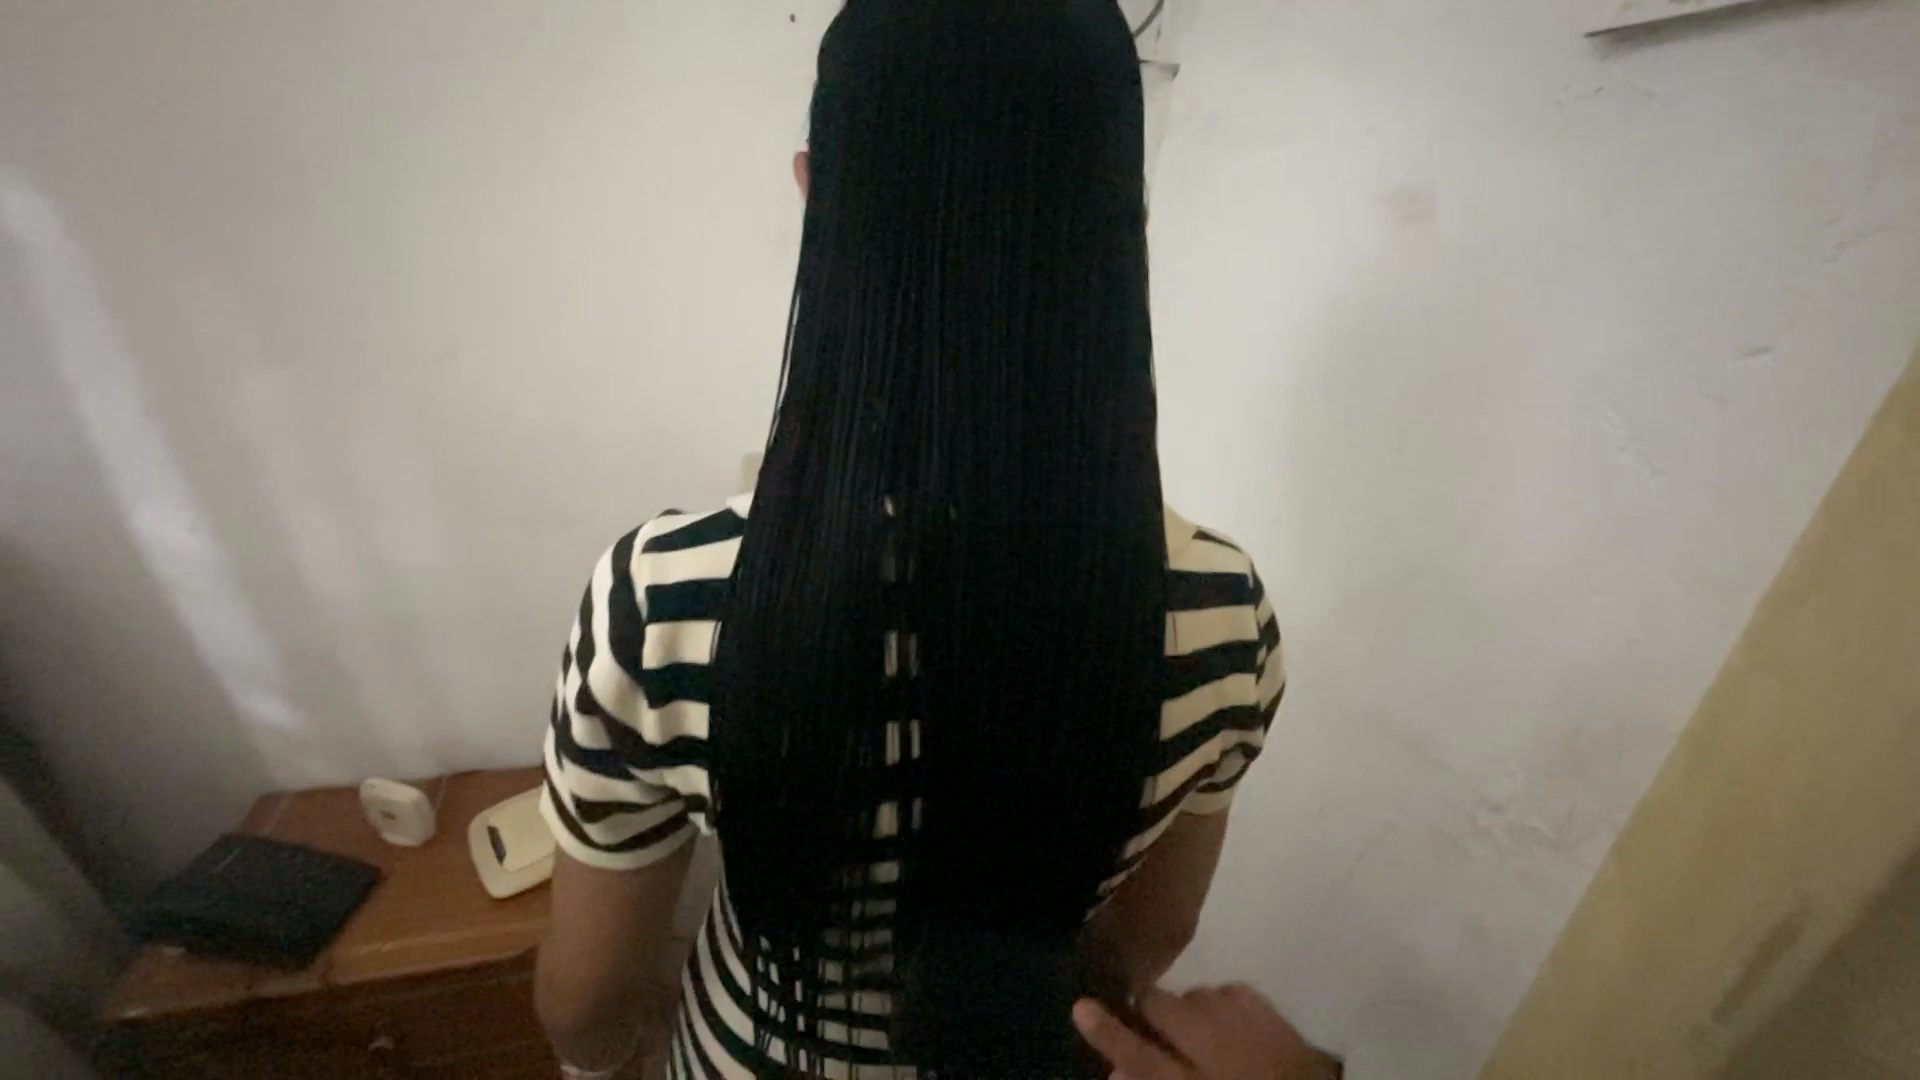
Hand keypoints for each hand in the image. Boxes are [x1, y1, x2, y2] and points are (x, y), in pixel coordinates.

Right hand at [1073, 985, 1336, 1079]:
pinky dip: (1221, 1006)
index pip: (1140, 1056)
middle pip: (1159, 1007)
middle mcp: (1213, 1045)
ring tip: (1200, 1035)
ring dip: (1186, 1012)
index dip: (1108, 1033)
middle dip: (1147, 1010)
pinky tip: (1229, 1024)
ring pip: (1192, 996)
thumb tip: (1118, 1072)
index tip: (1080, 1007)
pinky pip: (1226, 992)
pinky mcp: (1266, 1008)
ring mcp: (1242, 1020)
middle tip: (1150, 1026)